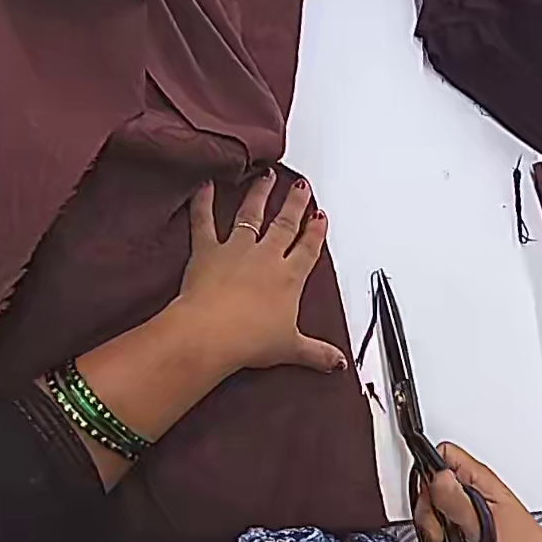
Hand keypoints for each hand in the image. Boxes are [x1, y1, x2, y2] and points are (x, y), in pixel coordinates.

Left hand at [173, 170, 345, 374]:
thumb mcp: (292, 348)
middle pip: (285, 224)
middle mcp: (267, 257)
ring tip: (267, 177)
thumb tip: (337, 364)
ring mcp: (237, 250)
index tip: (321, 217)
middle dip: (295, 204)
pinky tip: (205, 186)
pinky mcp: (208, 251)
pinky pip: (205, 221)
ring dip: (260, 195)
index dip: (316, 232)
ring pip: (252, 214)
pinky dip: (204, 203)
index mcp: (290, 277)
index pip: (308, 248)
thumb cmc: (250, 339)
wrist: (213, 333)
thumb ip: (317, 353)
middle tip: (302, 188)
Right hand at [413, 443, 541, 541]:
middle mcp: (474, 492)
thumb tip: (437, 476)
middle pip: (432, 487)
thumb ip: (456, 501)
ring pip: (435, 510)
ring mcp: (470, 511)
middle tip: (438, 532)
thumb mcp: (484, 528)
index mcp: (480, 481)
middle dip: (428, 513)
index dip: (429, 473)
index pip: (444, 456)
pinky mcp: (467, 530)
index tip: (429, 500)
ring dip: (432, 534)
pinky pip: (442, 529)